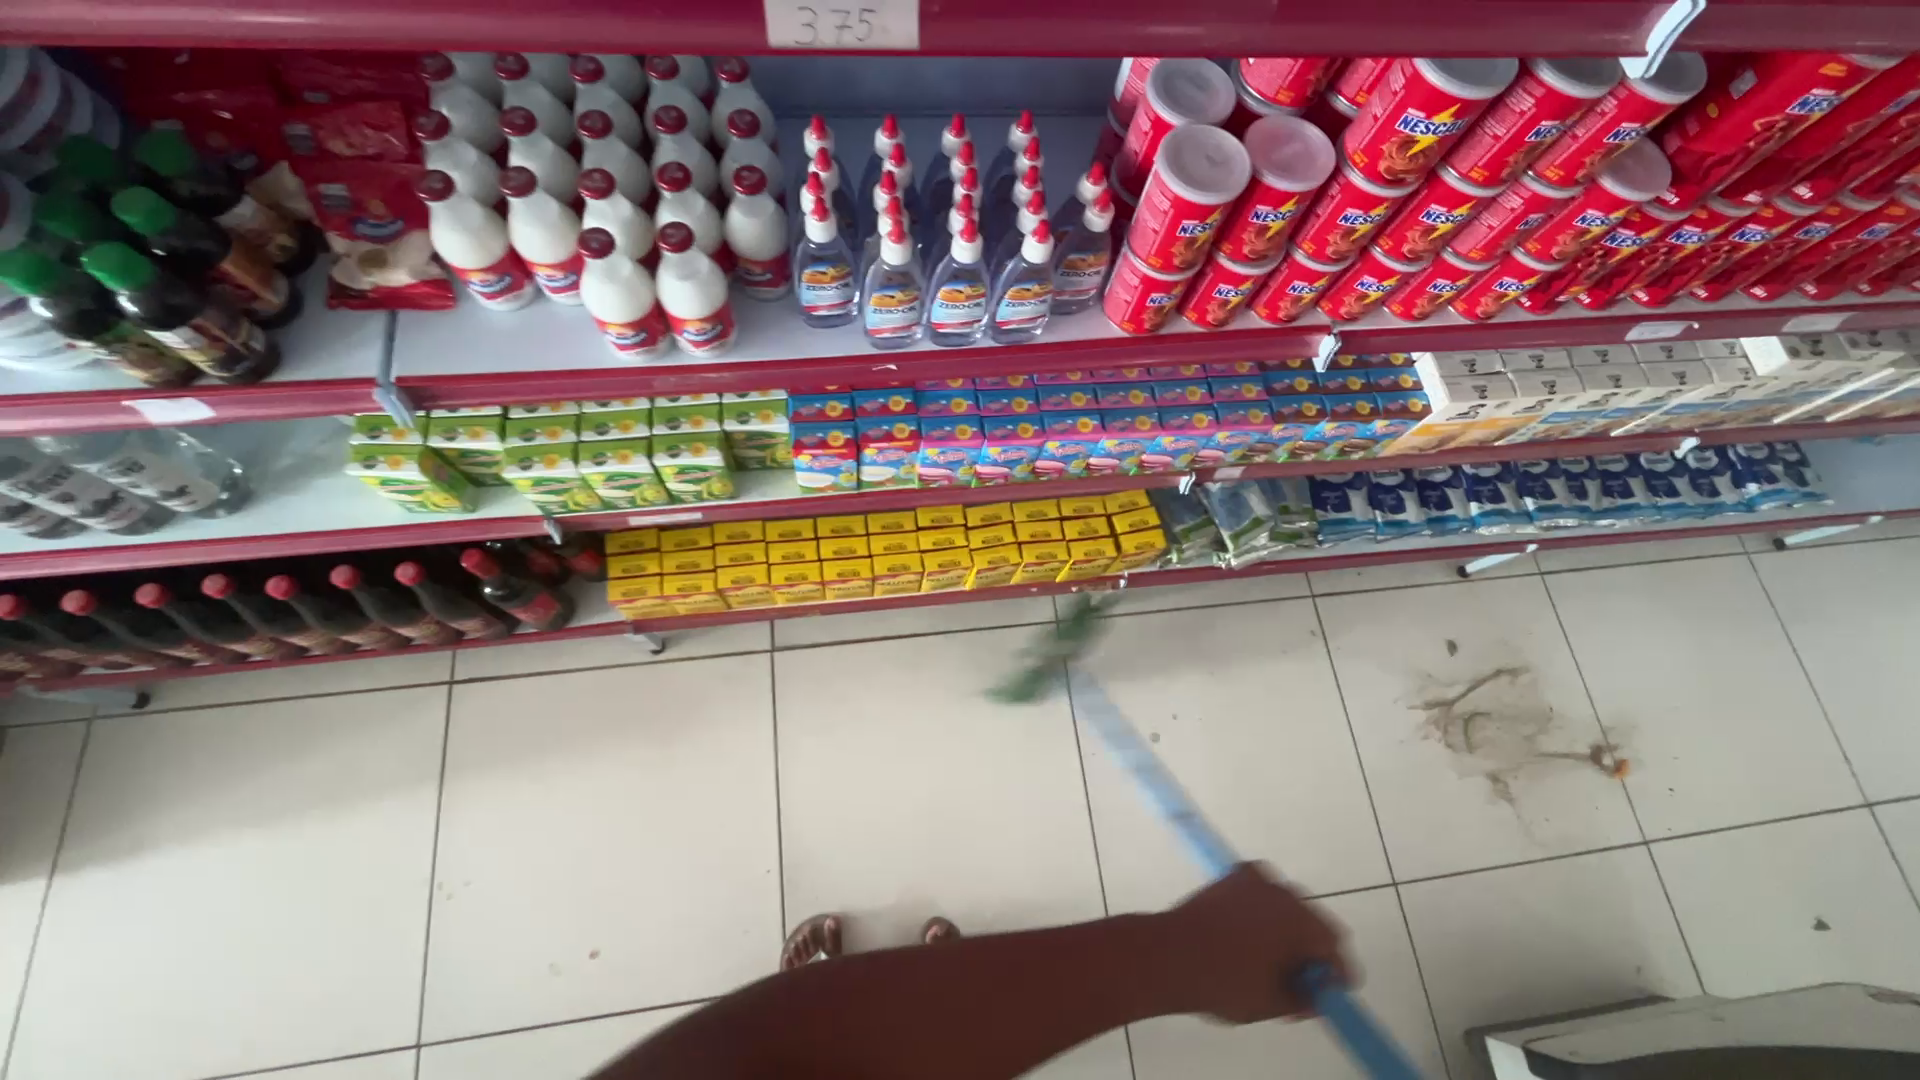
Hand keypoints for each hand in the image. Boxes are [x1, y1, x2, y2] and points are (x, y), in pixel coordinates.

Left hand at [1157, 863, 1352, 1023]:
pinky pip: (1259, 891)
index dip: (1335, 974)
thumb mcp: (1274, 1004)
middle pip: (1311, 923)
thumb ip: (1304, 999)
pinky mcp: (1230, 876)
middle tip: (1297, 983)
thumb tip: (1313, 995)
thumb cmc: (1225, 982)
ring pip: (1285, 906)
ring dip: (1285, 930)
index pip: (1335, 947)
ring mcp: (1254, 879)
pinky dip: (1261, 909)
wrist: (1169, 954)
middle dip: (1309, 952)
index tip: (1328, 994)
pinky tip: (1250, 933)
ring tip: (1270, 962)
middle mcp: (1283, 892)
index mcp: (1301, 922)